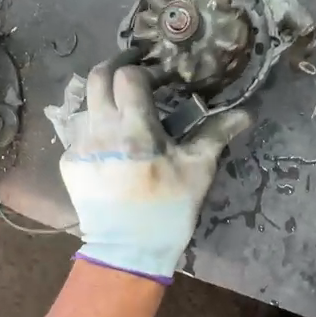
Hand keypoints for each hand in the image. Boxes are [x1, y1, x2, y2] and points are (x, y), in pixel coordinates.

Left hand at [56, 58, 251, 283]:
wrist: (128, 251)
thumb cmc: (167, 208)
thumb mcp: (197, 169)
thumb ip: (216, 134)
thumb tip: (245, 114)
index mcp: (134, 128)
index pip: (129, 76)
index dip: (144, 69)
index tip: (159, 77)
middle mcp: (101, 130)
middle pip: (98, 76)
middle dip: (116, 65)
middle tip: (134, 67)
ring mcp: (80, 146)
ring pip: (86, 103)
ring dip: (104, 97)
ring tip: (123, 107)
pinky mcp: (69, 163)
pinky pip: (79, 131)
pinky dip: (96, 126)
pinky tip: (111, 141)